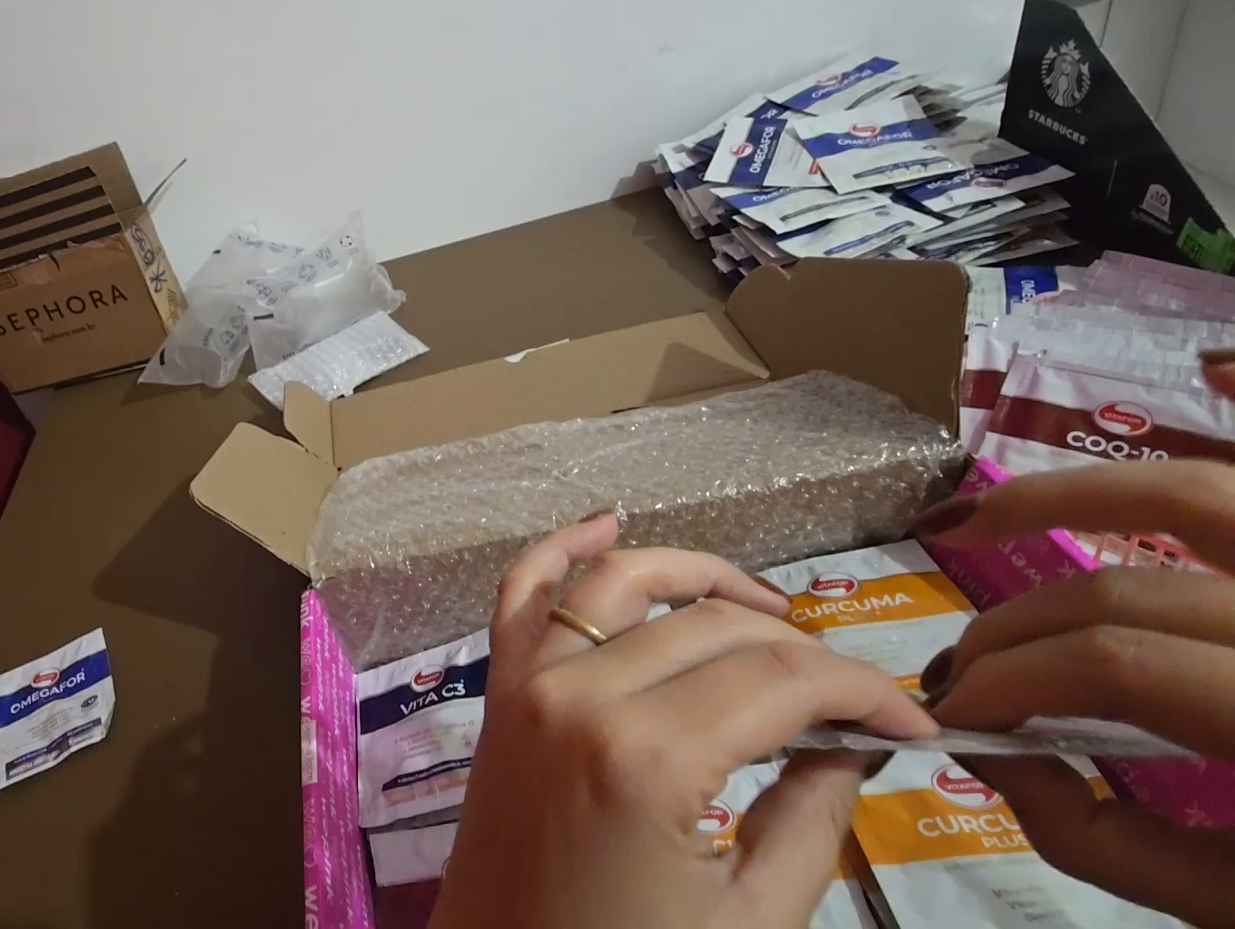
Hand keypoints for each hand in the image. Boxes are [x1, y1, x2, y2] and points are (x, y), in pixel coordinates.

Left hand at [430, 515, 937, 928]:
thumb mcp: (747, 920)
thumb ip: (810, 819)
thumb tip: (849, 740)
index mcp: (646, 757)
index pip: (778, 680)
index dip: (860, 690)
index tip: (912, 721)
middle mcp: (578, 692)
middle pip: (709, 625)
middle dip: (798, 647)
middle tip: (847, 691)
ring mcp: (526, 678)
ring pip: (618, 581)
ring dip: (697, 575)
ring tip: (763, 607)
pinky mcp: (498, 683)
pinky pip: (521, 591)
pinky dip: (561, 547)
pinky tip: (609, 523)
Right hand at [917, 457, 1234, 928]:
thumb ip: (1106, 841)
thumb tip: (988, 753)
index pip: (1111, 661)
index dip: (1004, 679)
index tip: (951, 713)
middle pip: (1118, 590)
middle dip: (1008, 630)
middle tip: (963, 670)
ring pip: (1193, 491)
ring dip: (1055, 497)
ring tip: (963, 517)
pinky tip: (1210, 365)